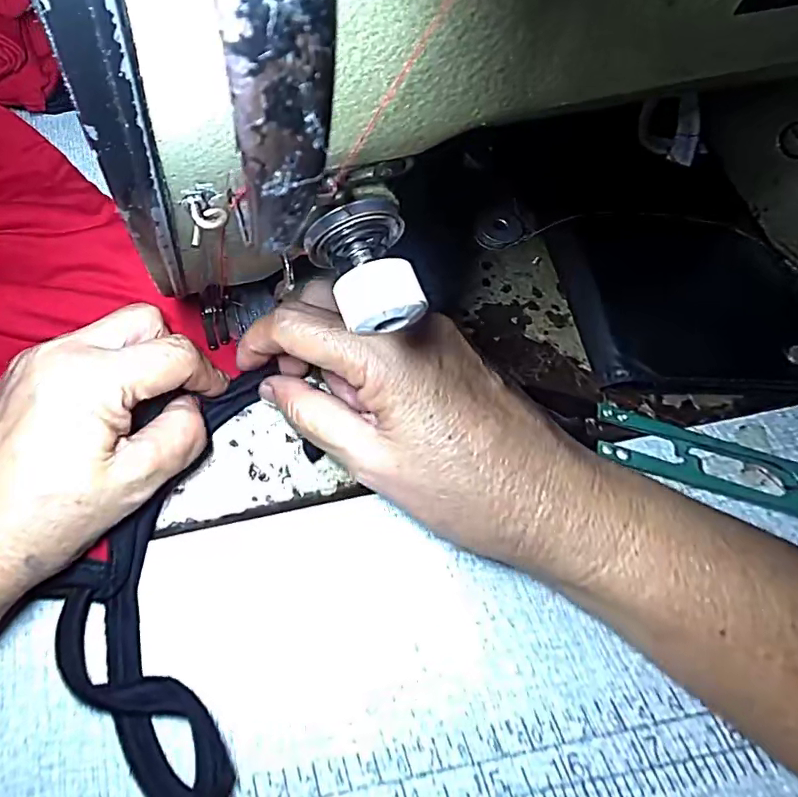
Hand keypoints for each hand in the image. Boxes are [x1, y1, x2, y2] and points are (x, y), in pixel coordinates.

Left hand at [0, 304, 227, 621]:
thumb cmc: (38, 520)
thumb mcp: (132, 485)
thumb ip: (180, 436)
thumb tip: (191, 409)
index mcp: (89, 376)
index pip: (172, 351)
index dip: (205, 373)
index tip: (211, 395)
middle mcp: (59, 353)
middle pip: (142, 320)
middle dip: (170, 352)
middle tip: (177, 398)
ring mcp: (36, 359)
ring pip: (110, 331)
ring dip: (137, 359)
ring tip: (136, 414)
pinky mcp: (23, 372)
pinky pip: (80, 349)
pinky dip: (105, 368)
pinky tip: (101, 414)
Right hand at [238, 280, 621, 582]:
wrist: (552, 499)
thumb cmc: (475, 491)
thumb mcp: (372, 463)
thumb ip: (312, 414)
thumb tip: (277, 389)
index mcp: (383, 353)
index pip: (295, 322)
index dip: (256, 340)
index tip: (245, 362)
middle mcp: (407, 323)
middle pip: (319, 297)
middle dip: (287, 332)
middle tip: (281, 377)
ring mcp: (429, 326)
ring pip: (348, 305)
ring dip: (320, 337)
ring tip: (328, 393)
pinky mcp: (443, 337)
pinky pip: (378, 322)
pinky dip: (353, 344)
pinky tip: (363, 391)